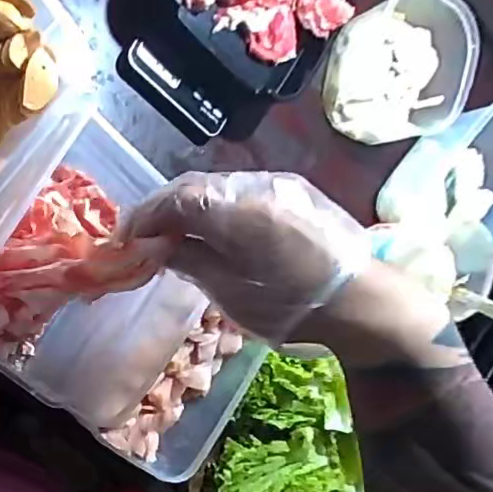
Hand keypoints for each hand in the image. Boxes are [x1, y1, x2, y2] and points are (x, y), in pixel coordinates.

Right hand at [120, 171, 373, 342]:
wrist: (368, 306)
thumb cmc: (288, 305)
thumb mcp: (224, 287)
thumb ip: (183, 257)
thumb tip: (153, 245)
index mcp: (237, 211)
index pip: (172, 199)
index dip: (141, 217)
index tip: (124, 241)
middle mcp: (257, 187)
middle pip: (189, 186)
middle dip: (158, 209)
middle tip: (140, 238)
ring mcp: (279, 185)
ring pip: (213, 185)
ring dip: (184, 206)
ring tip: (170, 235)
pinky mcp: (294, 193)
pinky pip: (237, 190)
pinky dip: (211, 206)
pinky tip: (206, 229)